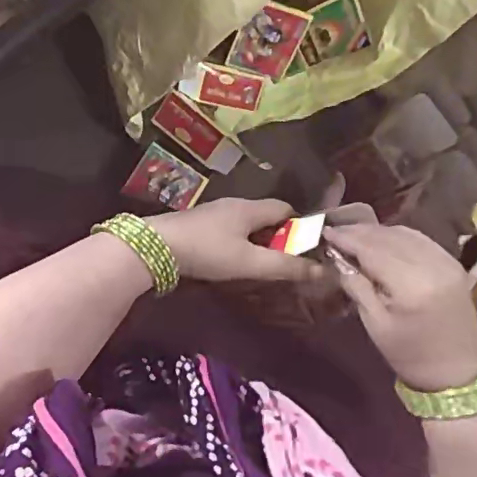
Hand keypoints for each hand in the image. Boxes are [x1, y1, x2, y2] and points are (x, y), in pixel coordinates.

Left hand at [142, 198, 325, 284]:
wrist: (154, 247)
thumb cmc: (207, 251)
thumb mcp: (250, 263)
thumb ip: (285, 267)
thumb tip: (322, 271)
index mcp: (250, 208)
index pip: (285, 208)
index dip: (300, 225)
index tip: (307, 247)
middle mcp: (232, 205)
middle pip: (264, 216)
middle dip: (278, 236)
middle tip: (285, 261)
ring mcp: (211, 214)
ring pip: (243, 225)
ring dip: (255, 242)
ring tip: (259, 265)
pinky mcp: (194, 226)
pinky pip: (225, 232)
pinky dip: (236, 244)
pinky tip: (230, 262)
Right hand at [324, 223, 476, 391]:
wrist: (456, 370)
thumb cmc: (409, 353)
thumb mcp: (375, 324)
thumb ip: (357, 287)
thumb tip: (338, 259)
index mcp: (412, 285)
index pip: (373, 250)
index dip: (347, 239)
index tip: (325, 232)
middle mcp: (432, 265)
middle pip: (389, 237)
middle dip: (359, 232)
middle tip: (334, 231)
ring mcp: (446, 261)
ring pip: (406, 234)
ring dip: (377, 231)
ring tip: (353, 234)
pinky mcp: (452, 263)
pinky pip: (420, 239)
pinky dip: (397, 235)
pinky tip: (380, 239)